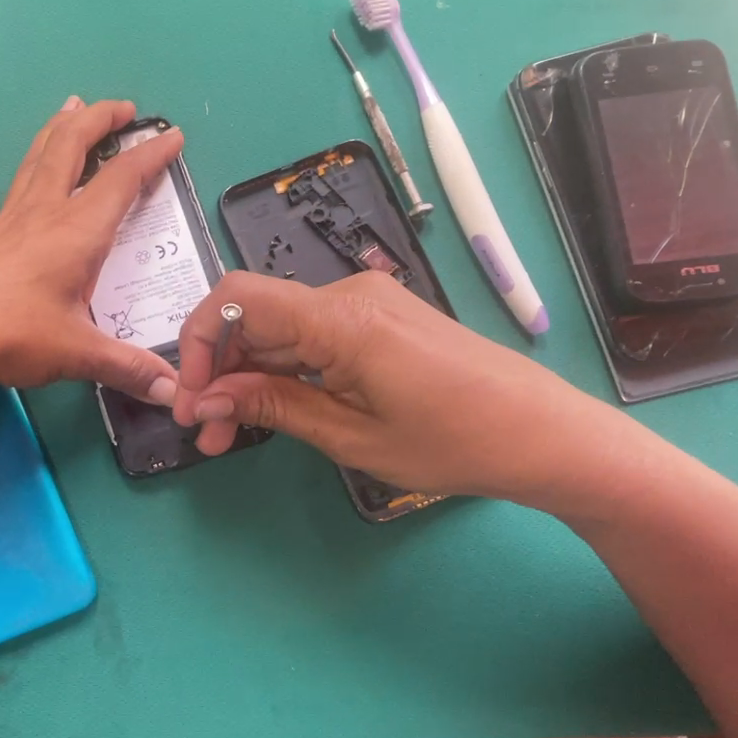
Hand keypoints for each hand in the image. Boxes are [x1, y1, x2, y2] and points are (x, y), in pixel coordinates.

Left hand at [0, 98, 182, 403]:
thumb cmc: (13, 336)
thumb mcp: (79, 354)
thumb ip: (128, 369)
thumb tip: (174, 392)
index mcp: (77, 233)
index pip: (123, 181)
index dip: (151, 156)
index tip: (174, 137)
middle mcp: (41, 216)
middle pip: (72, 151)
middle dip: (100, 124)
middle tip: (122, 109)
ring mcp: (2, 225)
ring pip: (32, 165)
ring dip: (54, 133)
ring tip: (69, 107)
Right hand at [171, 270, 649, 509]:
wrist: (547, 435)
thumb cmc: (456, 443)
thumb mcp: (352, 437)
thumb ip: (272, 407)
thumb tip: (204, 400)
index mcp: (342, 318)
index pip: (236, 299)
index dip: (198, 343)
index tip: (190, 402)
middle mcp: (347, 295)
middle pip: (252, 318)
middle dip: (218, 375)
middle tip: (206, 436)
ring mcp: (364, 303)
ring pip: (275, 331)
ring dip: (245, 379)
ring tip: (231, 436)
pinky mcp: (375, 320)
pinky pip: (306, 337)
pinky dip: (279, 372)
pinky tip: (272, 411)